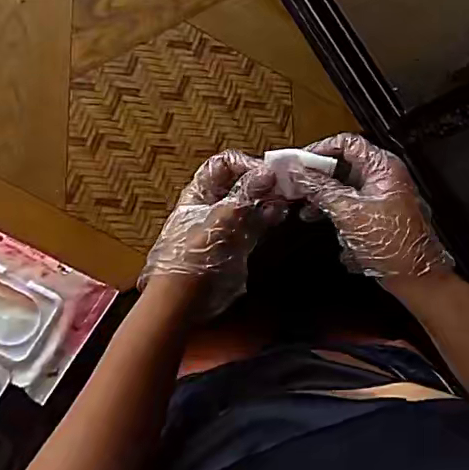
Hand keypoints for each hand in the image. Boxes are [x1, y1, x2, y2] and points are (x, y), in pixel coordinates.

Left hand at [140, 151, 278, 315]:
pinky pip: (255, 222)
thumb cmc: (192, 260)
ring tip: (284, 199)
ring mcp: (225, 225)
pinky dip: (268, 217)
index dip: (244, 164)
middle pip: (240, 183)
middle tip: (283, 184)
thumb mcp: (219, 224)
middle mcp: (212, 206)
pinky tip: (278, 215)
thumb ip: (243, 197)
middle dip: (262, 181)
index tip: (267, 172)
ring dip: (268, 198)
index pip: (223, 165)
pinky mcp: (237, 244)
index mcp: (199, 194)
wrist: (184, 305)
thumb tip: (267, 172)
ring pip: (251, 202)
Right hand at [291, 133, 453, 283]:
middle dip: (319, 175)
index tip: (300, 161)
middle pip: (344, 164)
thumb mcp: (348, 213)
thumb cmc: (394, 245)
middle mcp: (384, 177)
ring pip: (345, 185)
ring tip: (306, 206)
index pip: (347, 142)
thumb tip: (300, 174)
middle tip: (298, 184)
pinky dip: (335, 208)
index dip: (321, 148)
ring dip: (324, 194)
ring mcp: (382, 195)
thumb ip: (321, 190)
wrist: (415, 278)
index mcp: (383, 167)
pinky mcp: (378, 213)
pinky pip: (351, 202)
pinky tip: (320, 219)